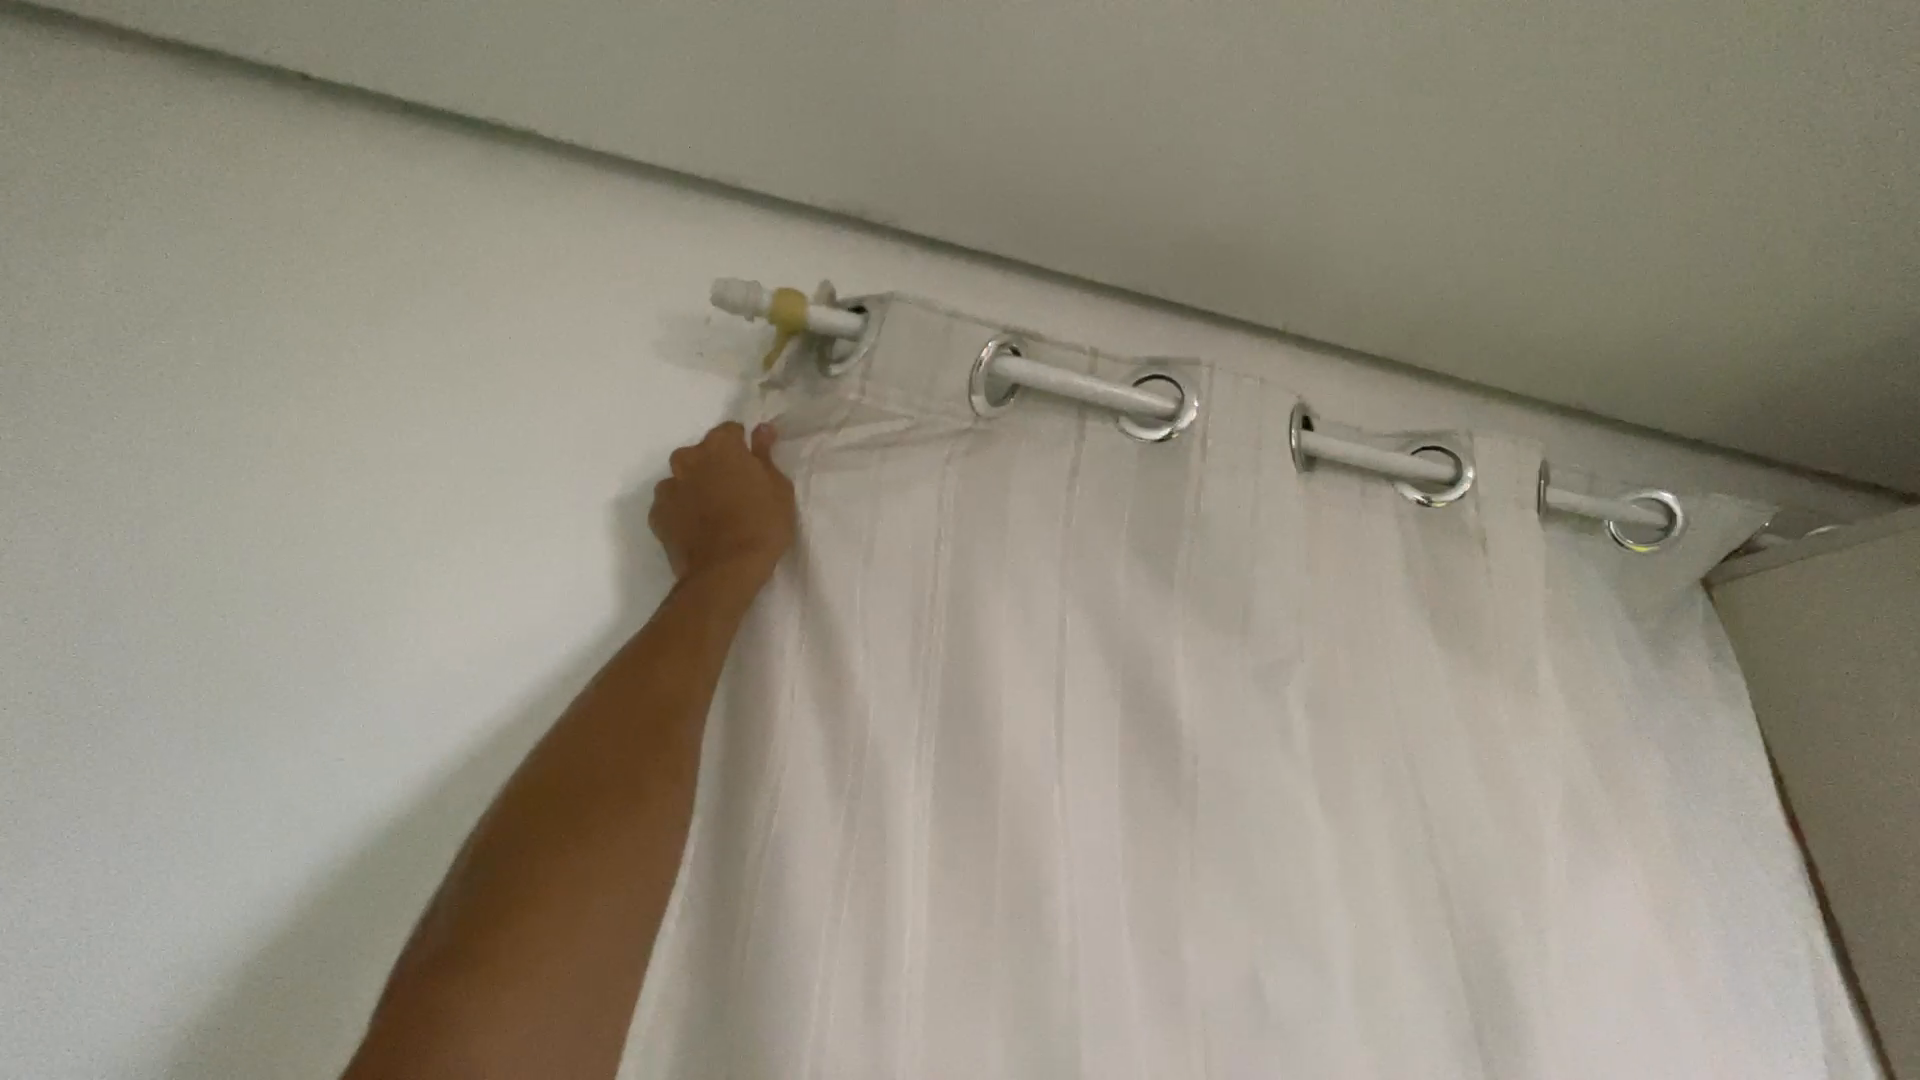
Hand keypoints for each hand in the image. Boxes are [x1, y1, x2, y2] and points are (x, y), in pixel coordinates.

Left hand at [649, 422, 796, 589]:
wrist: (726, 570)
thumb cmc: (762, 525)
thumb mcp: (779, 488)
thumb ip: (765, 455)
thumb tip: (761, 429)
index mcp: (721, 446)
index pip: (730, 431)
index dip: (742, 448)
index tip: (752, 466)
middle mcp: (689, 458)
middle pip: (702, 453)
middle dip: (715, 465)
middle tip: (734, 491)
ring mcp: (668, 487)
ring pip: (682, 478)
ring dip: (695, 486)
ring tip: (713, 512)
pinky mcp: (657, 514)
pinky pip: (670, 504)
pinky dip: (681, 510)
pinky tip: (697, 528)